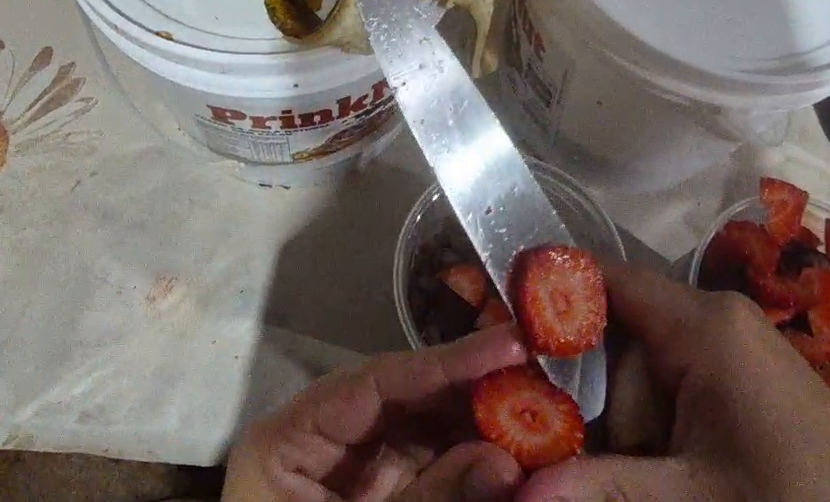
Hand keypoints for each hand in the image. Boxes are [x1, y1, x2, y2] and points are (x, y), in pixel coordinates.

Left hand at [225, 325, 529, 501]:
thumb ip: (431, 500)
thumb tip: (507, 461)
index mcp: (290, 438)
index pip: (376, 380)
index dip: (447, 360)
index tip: (510, 343)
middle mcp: (322, 436)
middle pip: (406, 395)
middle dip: (473, 389)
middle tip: (539, 375)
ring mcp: (350, 464)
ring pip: (425, 425)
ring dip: (480, 421)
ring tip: (539, 409)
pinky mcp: (378, 490)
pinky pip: (430, 459)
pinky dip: (470, 457)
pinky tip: (511, 449)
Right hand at [518, 264, 829, 501]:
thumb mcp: (694, 501)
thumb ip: (602, 490)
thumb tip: (516, 491)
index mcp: (702, 324)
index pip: (605, 279)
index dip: (551, 295)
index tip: (501, 331)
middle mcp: (713, 319)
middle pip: (616, 336)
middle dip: (592, 396)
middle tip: (571, 448)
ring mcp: (729, 346)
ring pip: (640, 368)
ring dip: (626, 424)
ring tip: (651, 478)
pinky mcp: (738, 377)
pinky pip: (670, 384)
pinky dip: (650, 423)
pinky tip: (660, 469)